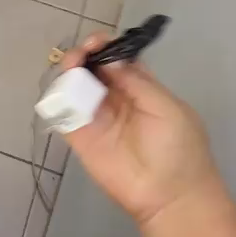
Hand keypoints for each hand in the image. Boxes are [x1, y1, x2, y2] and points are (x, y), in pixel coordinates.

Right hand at [60, 31, 225, 225]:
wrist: (168, 195)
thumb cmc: (178, 149)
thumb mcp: (167, 107)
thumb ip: (136, 82)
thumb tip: (109, 59)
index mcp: (140, 89)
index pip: (118, 60)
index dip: (107, 46)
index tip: (98, 41)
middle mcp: (114, 99)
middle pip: (92, 69)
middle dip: (85, 54)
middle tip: (82, 53)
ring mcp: (94, 117)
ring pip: (75, 86)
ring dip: (70, 71)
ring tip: (71, 65)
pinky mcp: (78, 135)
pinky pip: (62, 111)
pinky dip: (56, 96)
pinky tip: (61, 87)